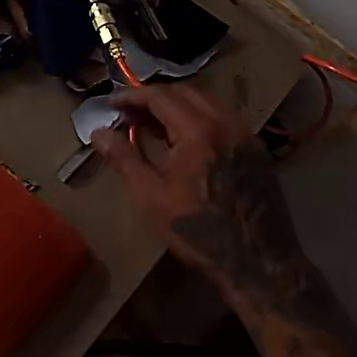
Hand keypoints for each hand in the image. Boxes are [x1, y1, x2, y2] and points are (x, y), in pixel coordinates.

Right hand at [91, 84, 304, 294]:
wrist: (258, 264)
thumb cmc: (197, 230)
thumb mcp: (150, 196)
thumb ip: (124, 158)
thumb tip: (98, 133)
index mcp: (198, 130)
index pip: (159, 96)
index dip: (131, 96)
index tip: (111, 104)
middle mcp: (225, 122)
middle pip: (184, 92)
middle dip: (153, 98)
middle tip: (129, 115)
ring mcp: (245, 134)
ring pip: (206, 102)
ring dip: (177, 105)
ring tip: (153, 125)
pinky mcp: (256, 149)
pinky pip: (222, 117)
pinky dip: (198, 116)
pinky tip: (184, 140)